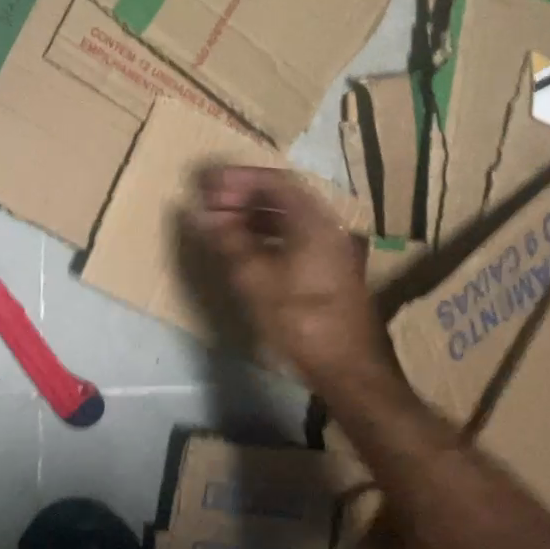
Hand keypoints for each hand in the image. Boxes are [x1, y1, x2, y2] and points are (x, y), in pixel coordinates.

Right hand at [181, 166, 389, 390]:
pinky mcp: (329, 270)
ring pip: (287, 217)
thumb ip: (226, 239)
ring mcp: (331, 249)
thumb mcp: (254, 278)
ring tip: (220, 224)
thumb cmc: (301, 320)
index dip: (237, 178)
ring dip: (251, 215)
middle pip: (282, 196)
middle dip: (242, 195)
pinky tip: (243, 248)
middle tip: (209, 203)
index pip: (274, 180)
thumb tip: (199, 212)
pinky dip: (264, 233)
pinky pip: (293, 236)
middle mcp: (327, 227)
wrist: (350, 370)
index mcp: (314, 222)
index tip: (206, 185)